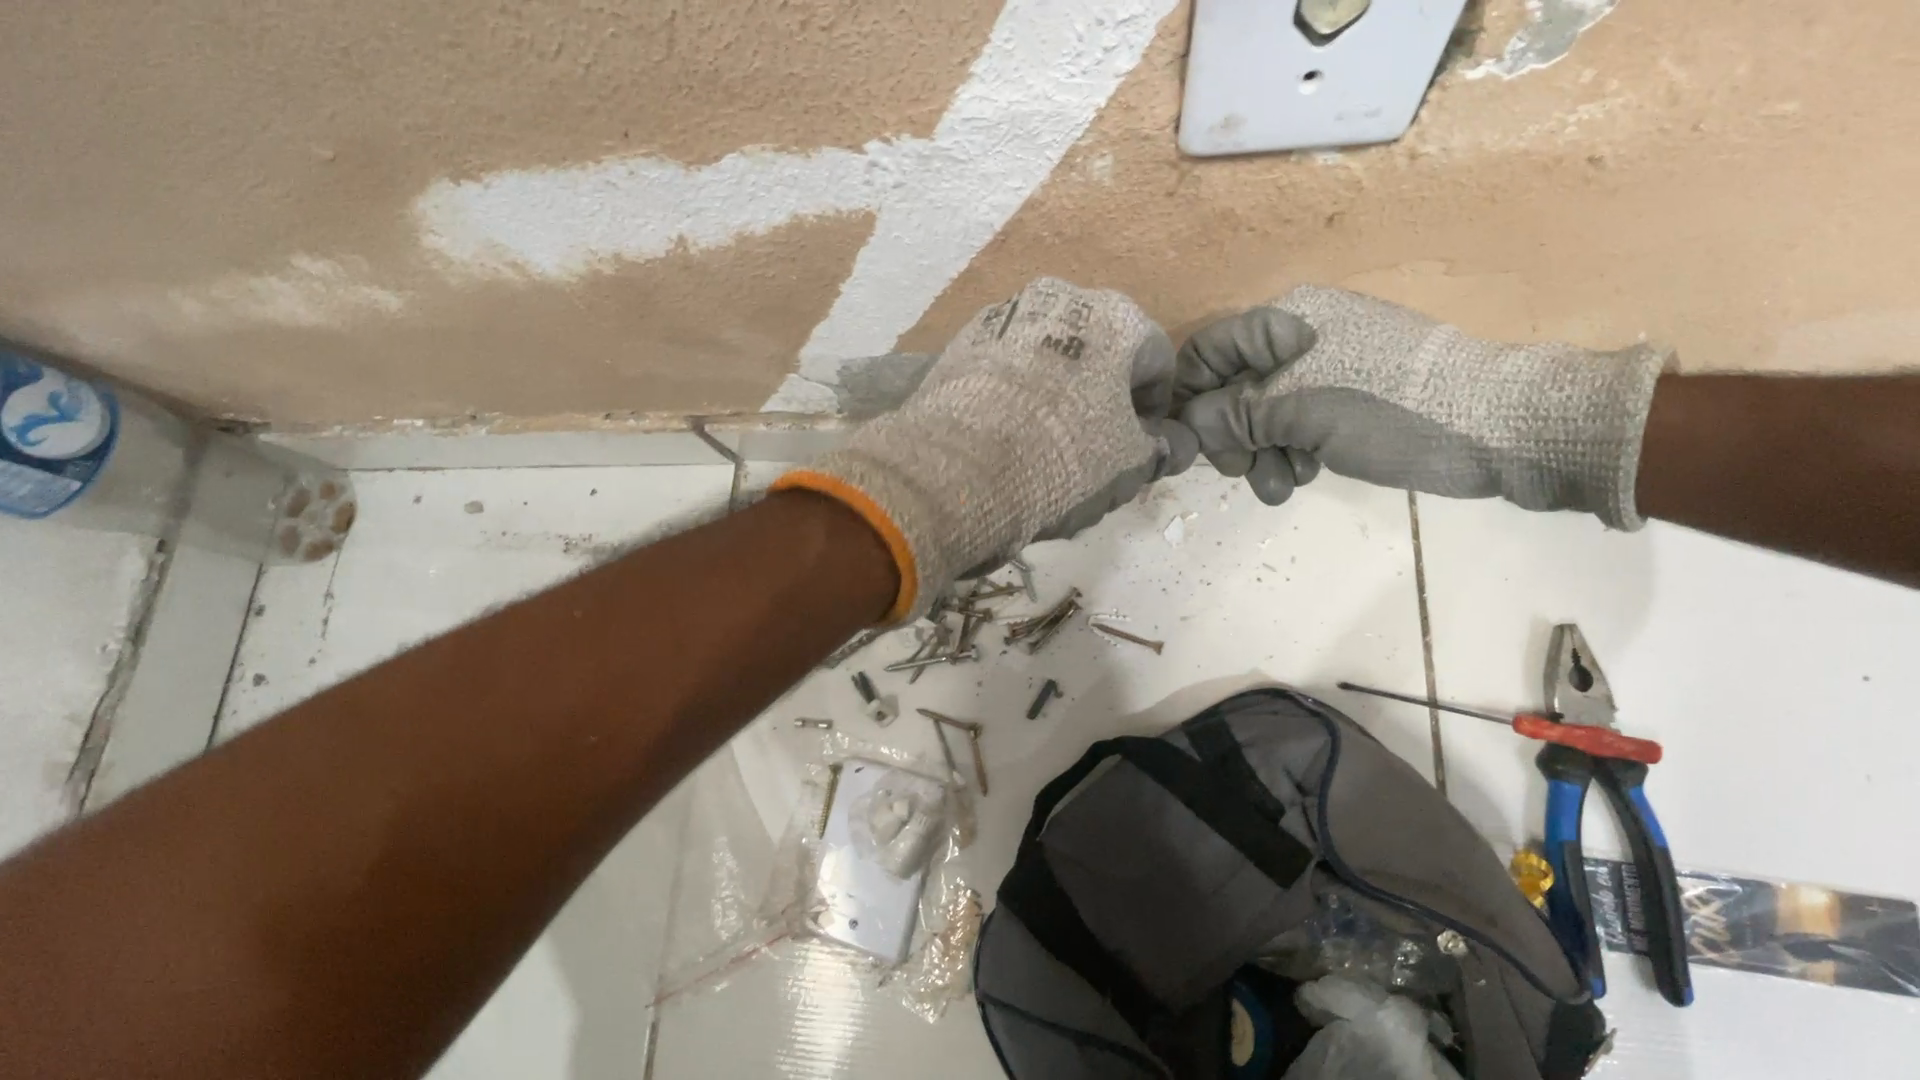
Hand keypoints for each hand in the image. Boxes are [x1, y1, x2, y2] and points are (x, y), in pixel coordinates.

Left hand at [776, 278, 1196, 619]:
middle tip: (1091, 445)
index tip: (1139, 445)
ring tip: (1042, 440)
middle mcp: (1063, 297)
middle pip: (1099, 351)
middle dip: (1102, 394)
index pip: (1156, 362)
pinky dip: (1013, 391)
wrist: (958, 467)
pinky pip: (1004, 366)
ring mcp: (1005, 314)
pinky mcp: (959, 341)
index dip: (1153, 410)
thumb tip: (1176, 442)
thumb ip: (1165, 448)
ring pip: (1049, 355)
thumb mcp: (1131, 465)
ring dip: (1056, 389)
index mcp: (1118, 316)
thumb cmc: (1065, 458)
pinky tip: (1004, 432)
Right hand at [1174, 286, 1666, 527]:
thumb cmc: (1394, 410)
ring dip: (1260, 452)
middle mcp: (1303, 336)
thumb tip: (1187, 424)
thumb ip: (1233, 414)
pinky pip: (1299, 422)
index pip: (1207, 350)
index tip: (1192, 445)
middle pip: (1232, 385)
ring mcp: (1331, 366)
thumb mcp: (1301, 412)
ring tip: (1280, 486)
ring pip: (1264, 411)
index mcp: (1287, 321)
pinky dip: (1291, 451)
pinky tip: (1304, 476)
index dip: (1189, 397)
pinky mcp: (1354, 396)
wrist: (1505, 427)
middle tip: (1243, 471)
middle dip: (1230, 434)